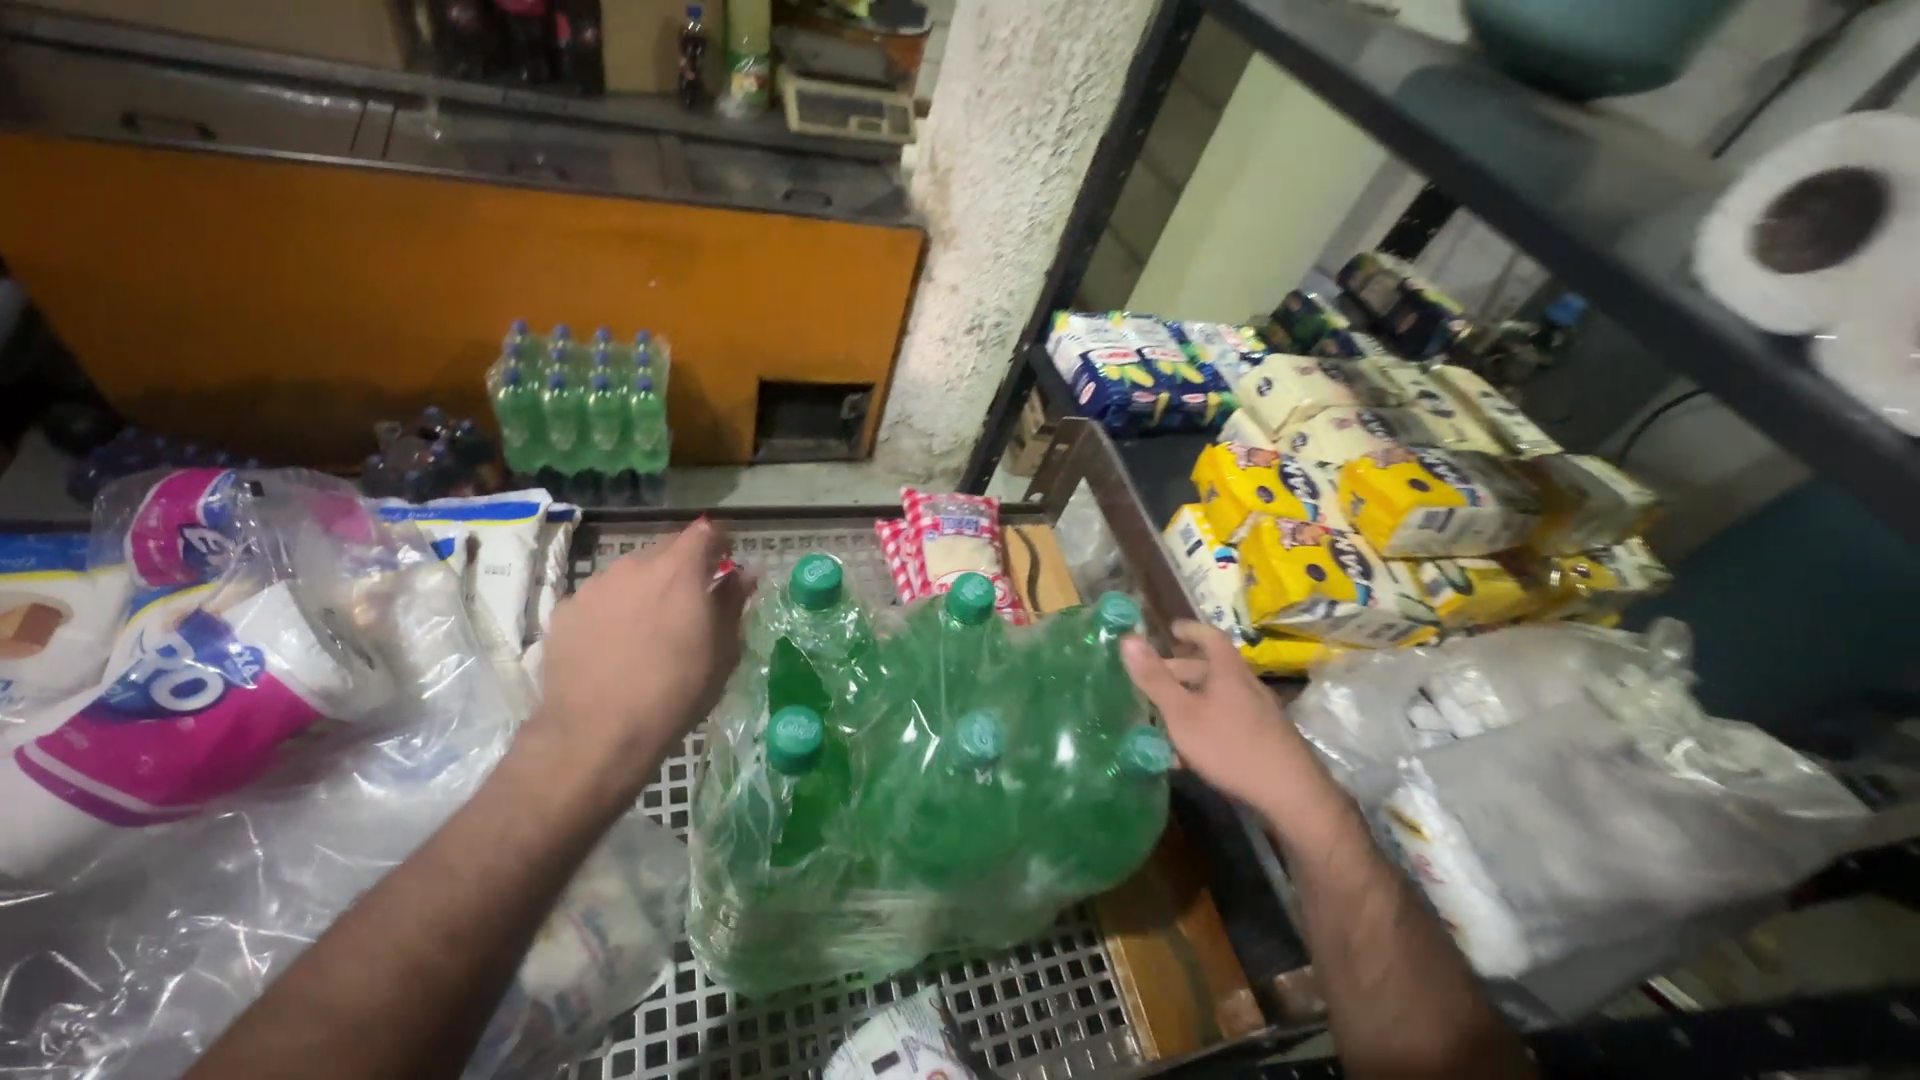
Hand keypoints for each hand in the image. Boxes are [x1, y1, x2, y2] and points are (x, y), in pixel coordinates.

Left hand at [531, 520, 753, 773]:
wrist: (598, 732)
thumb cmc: (677, 691)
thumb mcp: (723, 650)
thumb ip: (733, 602)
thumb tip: (745, 573)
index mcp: (680, 570)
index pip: (705, 532)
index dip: (719, 542)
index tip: (727, 561)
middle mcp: (634, 566)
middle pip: (665, 550)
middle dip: (683, 566)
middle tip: (691, 601)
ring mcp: (594, 586)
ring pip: (629, 574)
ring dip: (646, 588)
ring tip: (650, 627)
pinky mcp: (565, 611)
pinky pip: (599, 599)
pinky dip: (613, 610)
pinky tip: (615, 644)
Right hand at [1121, 621, 1323, 811]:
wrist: (1290, 792)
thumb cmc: (1229, 745)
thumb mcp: (1182, 713)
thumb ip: (1154, 678)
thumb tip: (1127, 637)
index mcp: (1228, 671)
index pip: (1210, 637)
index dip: (1190, 630)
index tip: (1171, 630)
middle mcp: (1247, 685)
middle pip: (1211, 669)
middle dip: (1181, 671)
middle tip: (1153, 680)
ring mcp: (1259, 712)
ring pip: (1218, 696)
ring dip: (1191, 700)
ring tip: (1165, 716)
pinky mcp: (1264, 737)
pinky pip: (1227, 718)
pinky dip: (1205, 722)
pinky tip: (1190, 749)